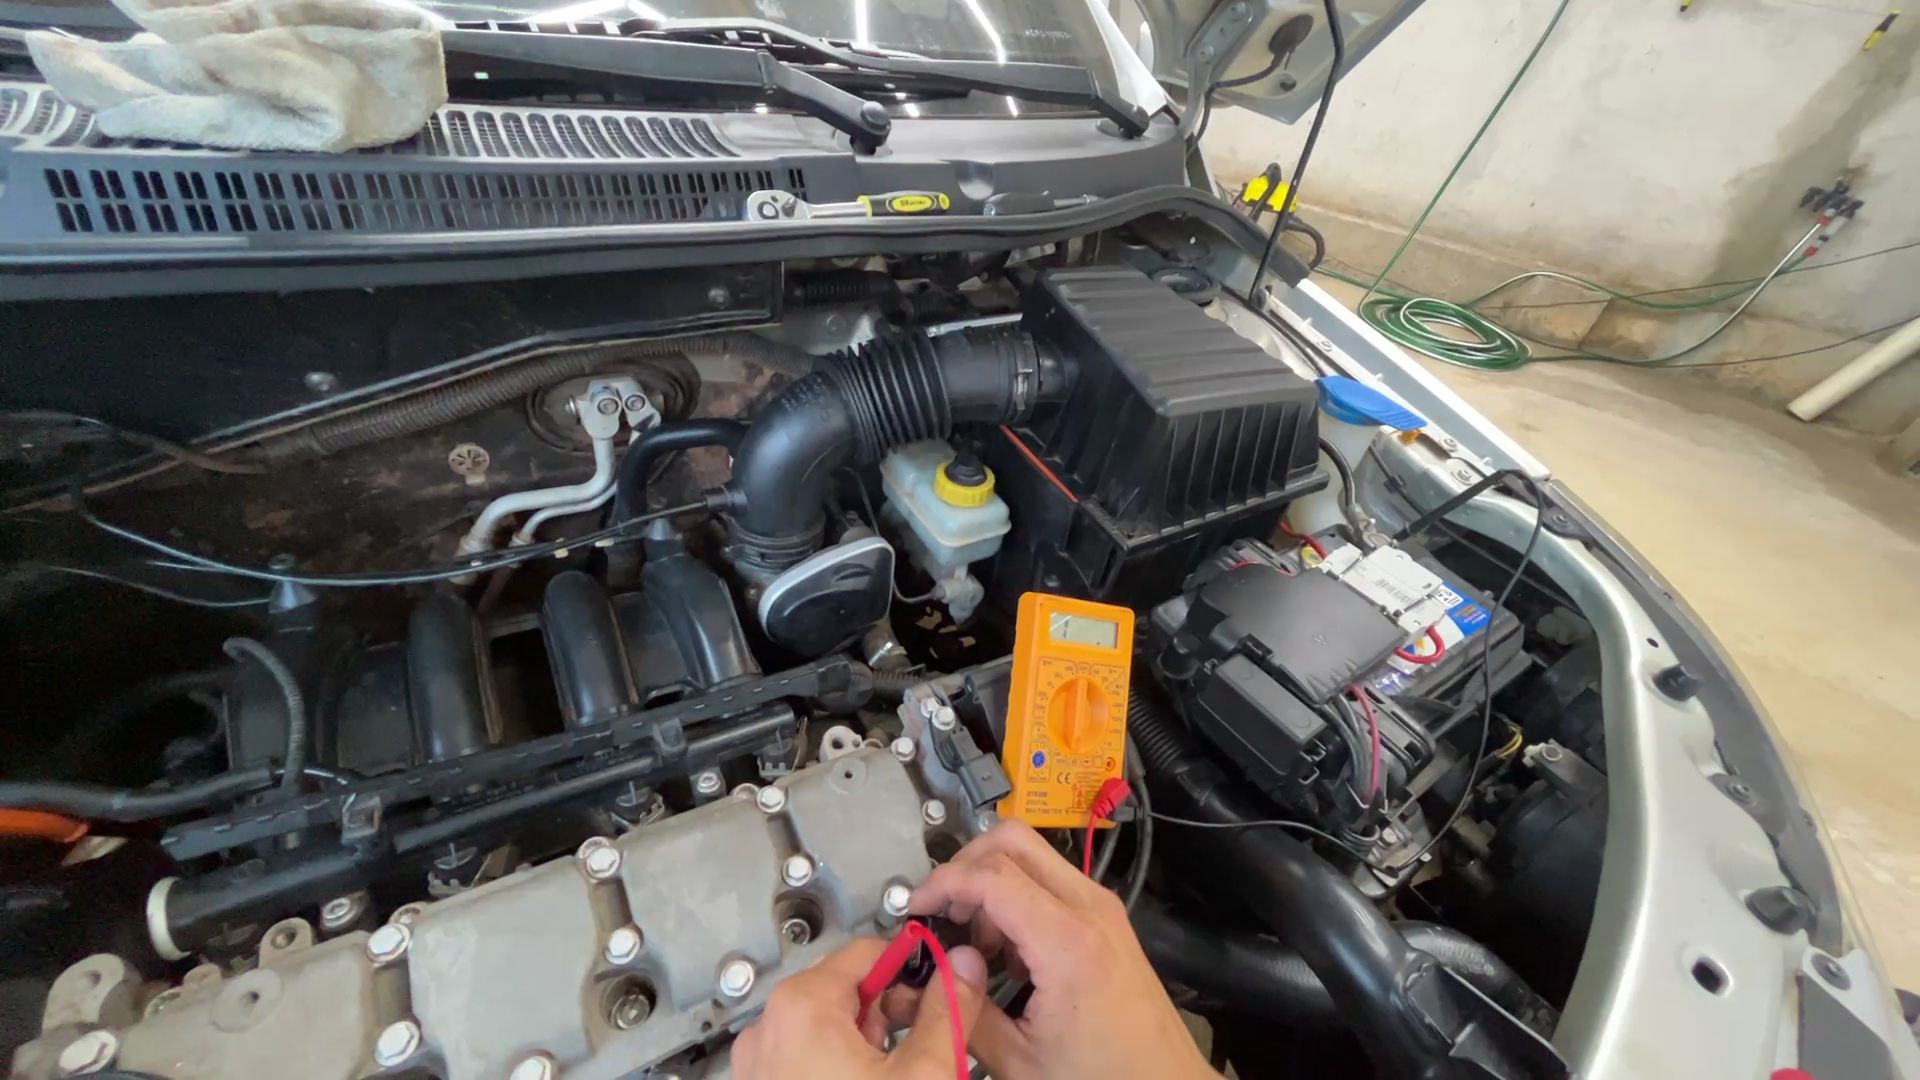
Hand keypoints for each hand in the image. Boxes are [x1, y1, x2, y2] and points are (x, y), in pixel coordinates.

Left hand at [732, 935, 988, 1079]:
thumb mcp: (923, 1075)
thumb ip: (949, 1008)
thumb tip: (964, 964)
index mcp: (803, 1004)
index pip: (870, 953)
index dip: (913, 969)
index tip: (941, 991)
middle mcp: (769, 1027)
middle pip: (847, 989)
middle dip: (892, 1013)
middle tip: (924, 1045)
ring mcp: (758, 1067)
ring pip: (828, 1027)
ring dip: (870, 1044)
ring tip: (898, 1077)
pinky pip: (806, 1059)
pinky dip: (840, 1068)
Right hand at [908, 821, 1214, 1079]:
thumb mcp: (1020, 1063)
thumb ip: (966, 1013)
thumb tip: (927, 976)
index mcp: (1067, 941)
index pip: (991, 875)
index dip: (943, 883)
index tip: (915, 908)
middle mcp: (1088, 905)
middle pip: (1012, 838)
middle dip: (965, 863)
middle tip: (942, 909)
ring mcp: (1100, 903)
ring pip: (1031, 850)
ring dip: (990, 876)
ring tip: (973, 937)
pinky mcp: (1104, 912)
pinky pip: (1049, 876)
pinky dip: (1015, 891)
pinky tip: (1005, 945)